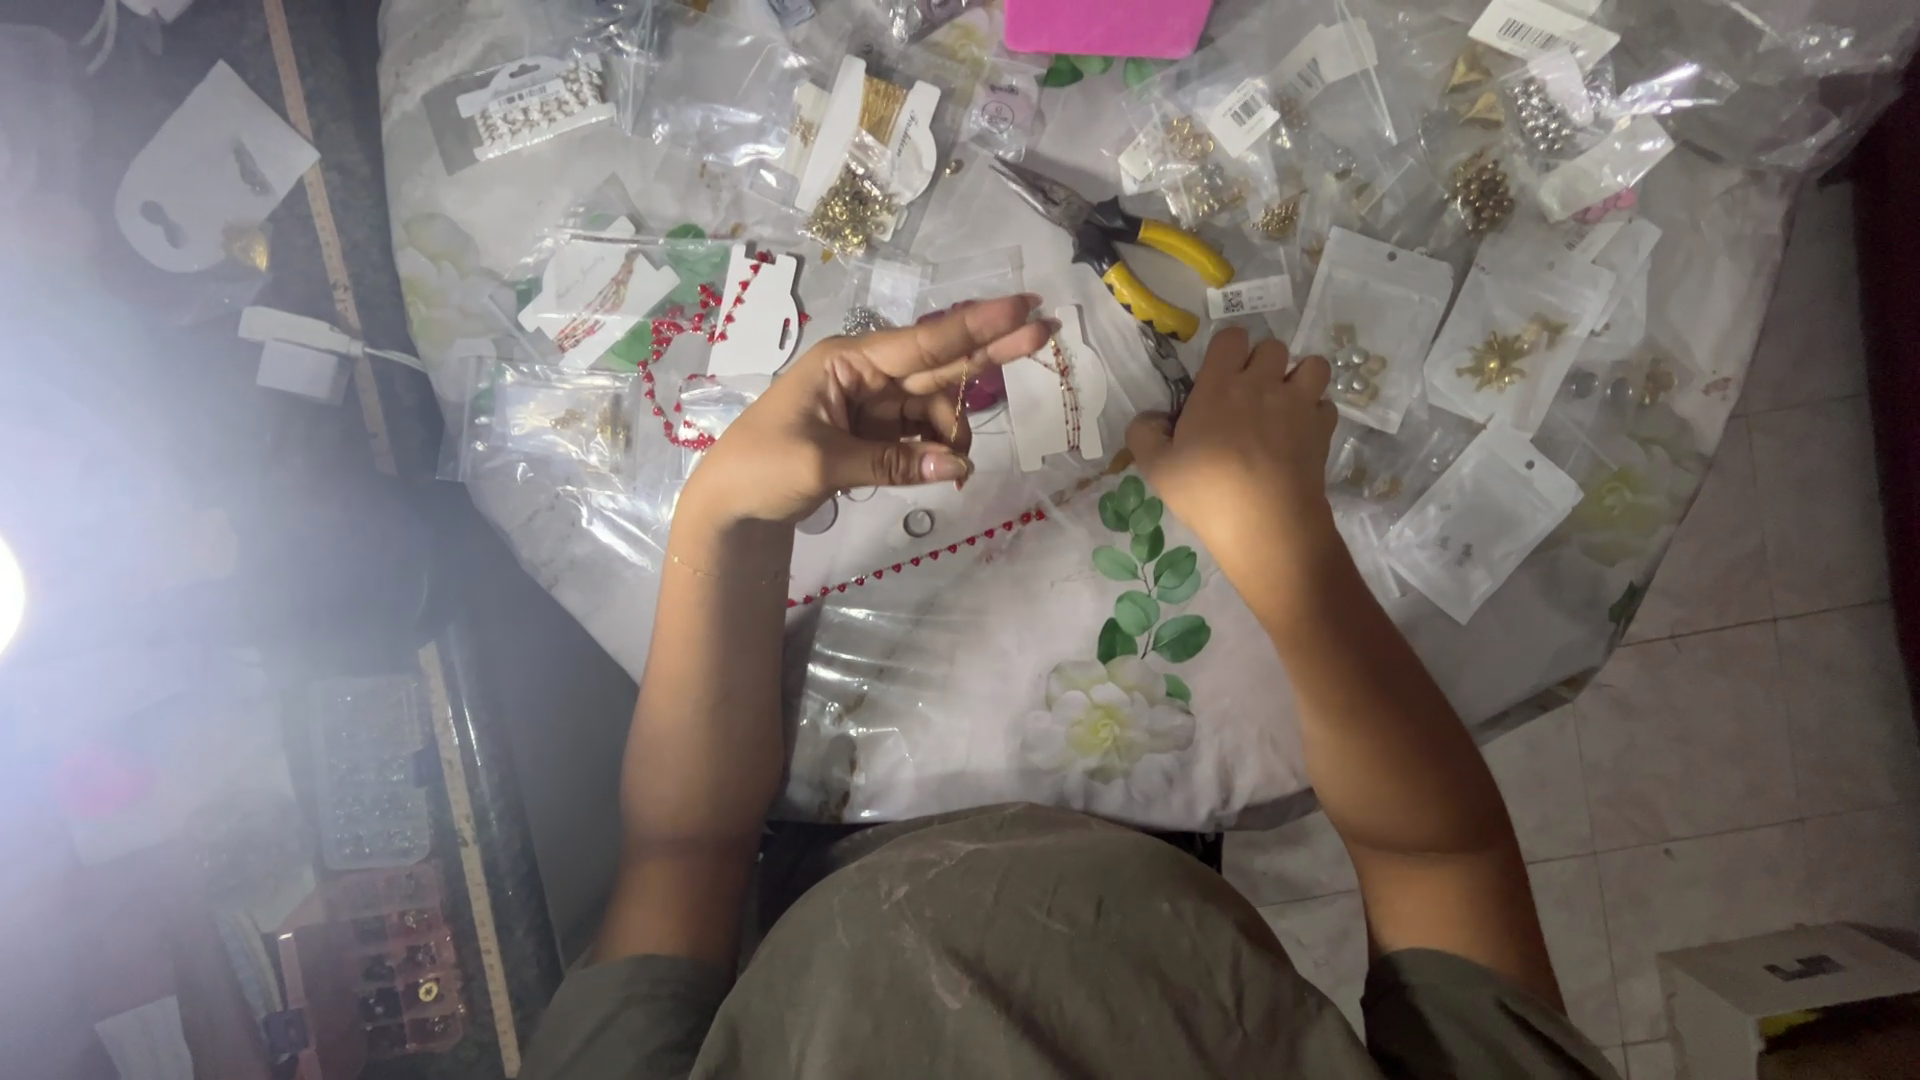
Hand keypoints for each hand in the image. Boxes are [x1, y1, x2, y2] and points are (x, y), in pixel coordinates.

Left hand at [683, 294, 1051, 525]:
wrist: (732, 503)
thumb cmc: (763, 466)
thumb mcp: (824, 463)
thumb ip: (893, 464)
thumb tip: (958, 469)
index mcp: (847, 361)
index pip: (923, 342)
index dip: (976, 328)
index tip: (1023, 307)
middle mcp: (867, 375)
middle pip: (940, 361)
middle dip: (990, 352)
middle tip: (1045, 333)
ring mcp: (874, 406)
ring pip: (935, 409)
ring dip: (954, 436)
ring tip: (957, 469)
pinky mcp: (876, 436)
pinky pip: (921, 438)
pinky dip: (937, 455)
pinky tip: (946, 470)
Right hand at [1125, 327, 1339, 589]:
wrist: (1264, 523)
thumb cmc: (1206, 491)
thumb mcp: (1156, 467)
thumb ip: (1143, 434)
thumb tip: (1149, 418)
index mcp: (1220, 386)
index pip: (1230, 338)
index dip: (1225, 350)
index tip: (1217, 375)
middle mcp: (1263, 384)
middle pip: (1272, 346)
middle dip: (1262, 363)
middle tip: (1248, 394)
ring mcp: (1298, 404)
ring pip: (1312, 366)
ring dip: (1298, 378)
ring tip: (1283, 404)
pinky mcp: (1323, 429)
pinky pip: (1325, 404)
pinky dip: (1315, 413)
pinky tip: (1299, 432)